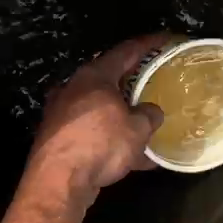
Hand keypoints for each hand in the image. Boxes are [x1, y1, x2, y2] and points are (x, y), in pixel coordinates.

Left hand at [15, 35, 169, 208]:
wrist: (57, 183)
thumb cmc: (100, 144)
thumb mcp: (138, 129)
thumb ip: (149, 115)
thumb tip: (151, 112)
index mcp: (94, 76)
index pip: (126, 51)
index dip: (148, 43)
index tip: (165, 38)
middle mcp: (74, 88)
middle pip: (108, 77)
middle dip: (131, 81)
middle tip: (152, 80)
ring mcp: (61, 114)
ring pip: (99, 108)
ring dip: (121, 115)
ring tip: (144, 126)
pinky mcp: (56, 138)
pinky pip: (91, 131)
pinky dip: (110, 138)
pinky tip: (131, 159)